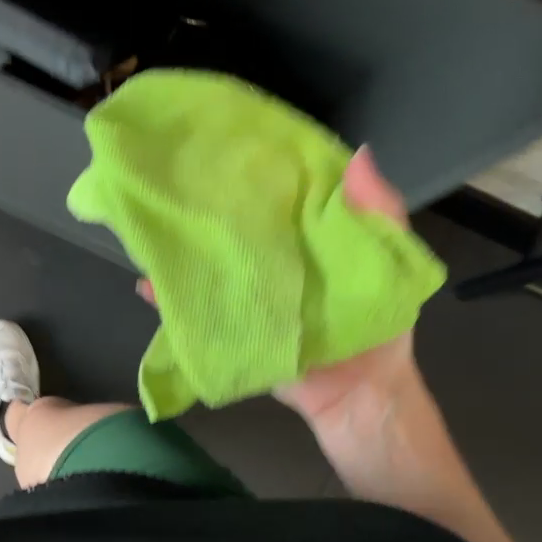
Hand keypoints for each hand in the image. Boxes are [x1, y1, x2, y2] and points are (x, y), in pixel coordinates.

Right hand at [135, 146, 422, 427]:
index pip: (282, 199)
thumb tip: (357, 155)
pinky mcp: (234, 330)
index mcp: (312, 240)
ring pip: (213, 269)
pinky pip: (200, 313)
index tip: (229, 148)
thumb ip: (378, 213)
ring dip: (184, 255)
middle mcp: (276, 263)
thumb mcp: (392, 261)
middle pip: (239, 233)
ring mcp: (251, 297)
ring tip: (151, 231)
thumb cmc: (380, 328)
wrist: (359, 394)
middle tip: (176, 185)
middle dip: (211, 213)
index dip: (260, 175)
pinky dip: (173, 304)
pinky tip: (148, 288)